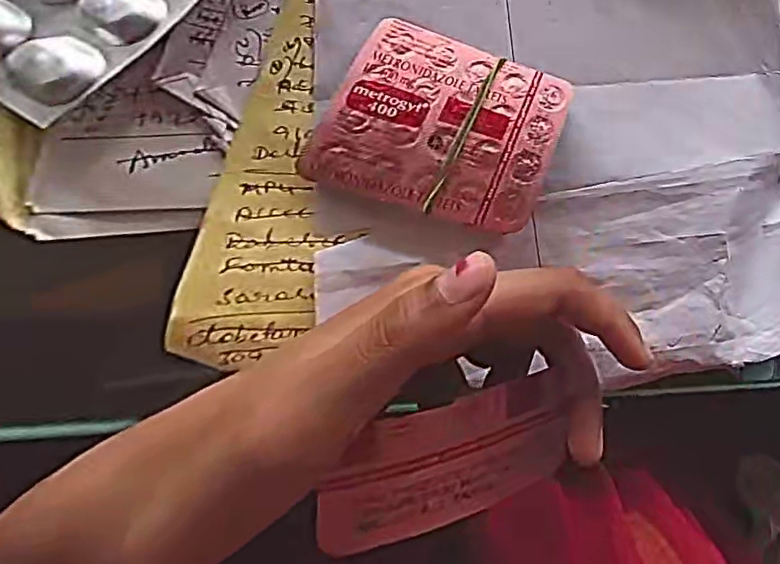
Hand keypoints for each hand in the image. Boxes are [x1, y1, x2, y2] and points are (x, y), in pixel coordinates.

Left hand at [0, 255, 649, 563]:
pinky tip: (497, 432)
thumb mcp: (322, 399)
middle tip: (584, 450)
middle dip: (578, 374)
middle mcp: (432, 309)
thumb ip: (408, 327)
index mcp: (430, 303)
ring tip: (554, 449)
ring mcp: (413, 343)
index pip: (543, 292)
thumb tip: (490, 264)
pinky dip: (509, 399)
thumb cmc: (232, 456)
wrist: (139, 514)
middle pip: (537, 323)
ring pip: (513, 347)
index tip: (640, 366)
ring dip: (549, 389)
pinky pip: (480, 375)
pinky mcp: (398, 378)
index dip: (602, 317)